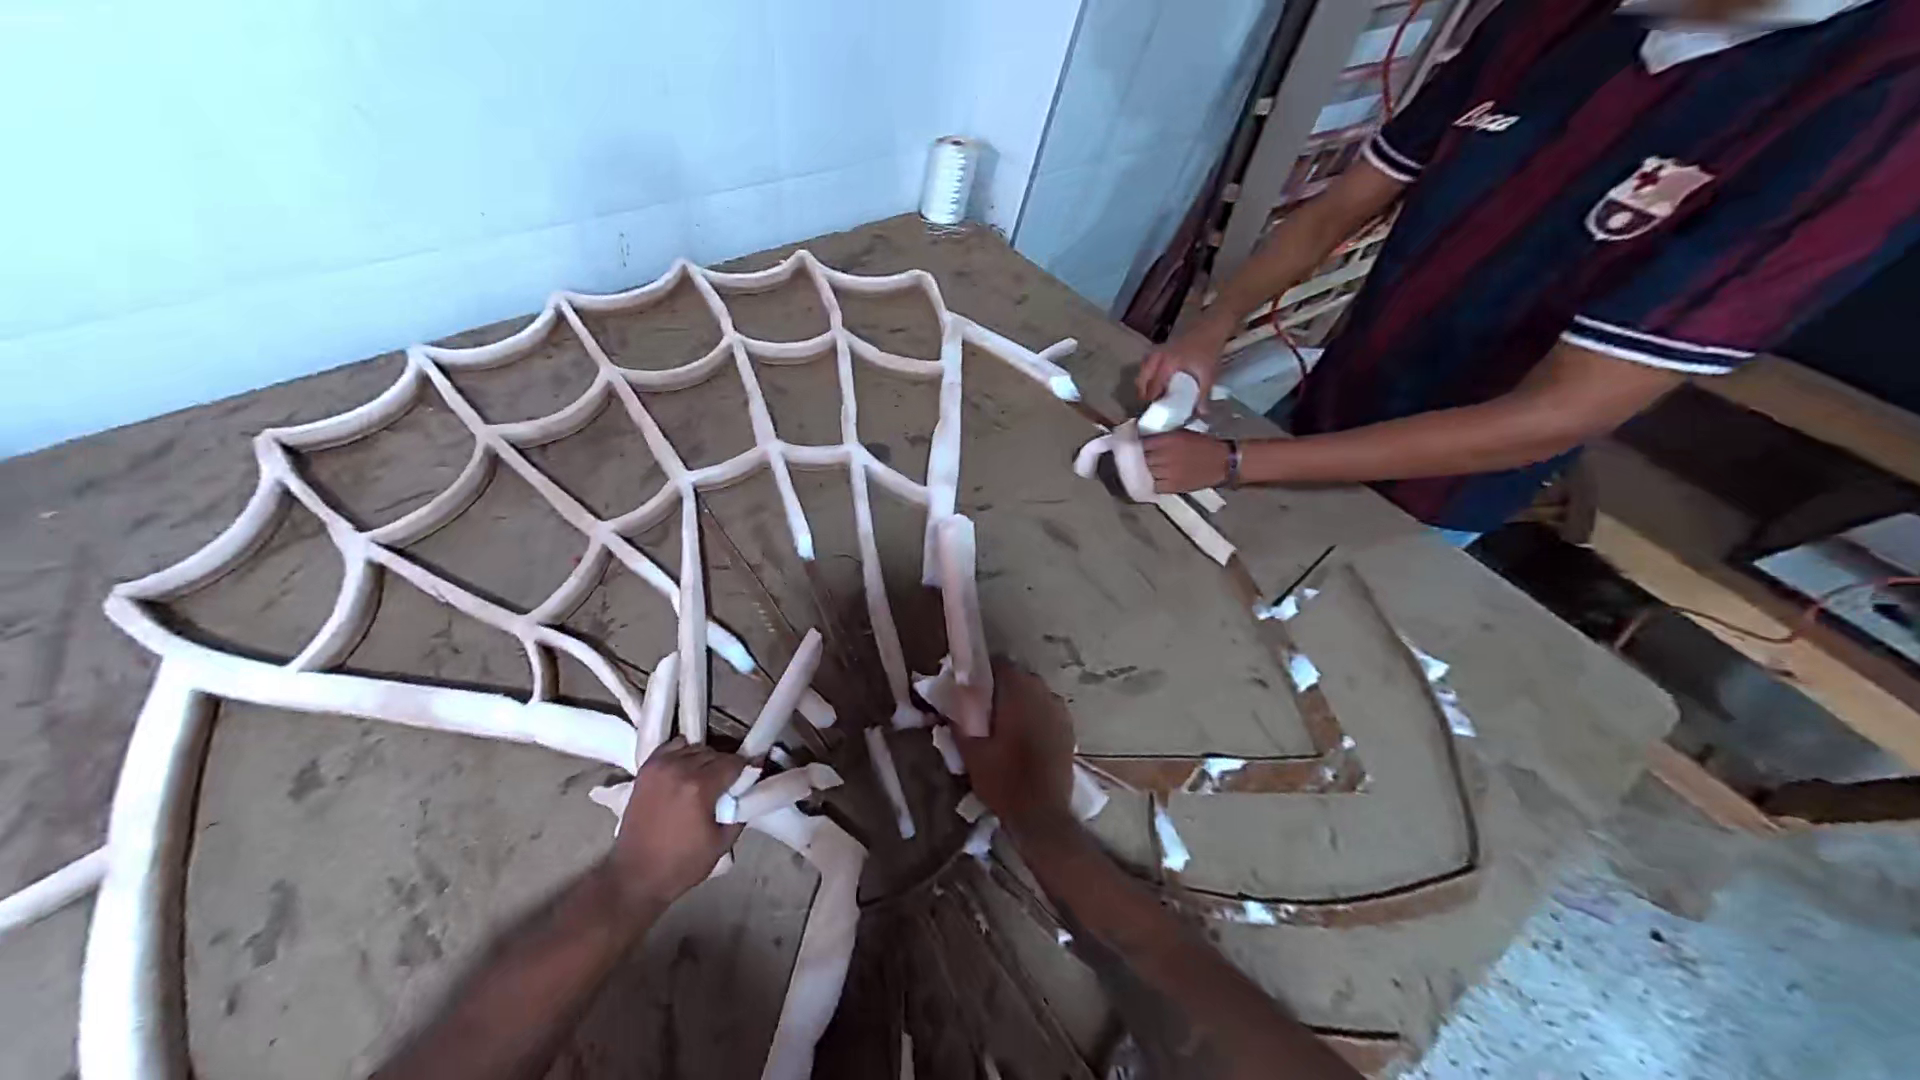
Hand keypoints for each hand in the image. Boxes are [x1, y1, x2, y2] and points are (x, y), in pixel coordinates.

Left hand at [607, 738, 745, 908]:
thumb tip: (748, 791)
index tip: (748, 780)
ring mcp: (660, 768)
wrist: (635, 875)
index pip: (733, 762)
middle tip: (726, 785)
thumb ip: (740, 810)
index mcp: (700, 787)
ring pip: (694, 748)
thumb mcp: (722, 842)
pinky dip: (683, 753)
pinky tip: (685, 769)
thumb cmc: (682, 863)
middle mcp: (680, 770)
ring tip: (704, 779)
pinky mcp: (646, 771)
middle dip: (725, 766)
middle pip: (714, 753)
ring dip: (704, 760)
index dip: (745, 770)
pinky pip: (672, 747)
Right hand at [954, 659, 1077, 830]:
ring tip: (1002, 723)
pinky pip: (1046, 710)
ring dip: (1018, 701)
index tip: (968, 689)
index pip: (999, 665)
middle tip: (982, 708)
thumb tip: (950, 702)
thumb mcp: (971, 752)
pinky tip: (1023, 736)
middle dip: (1000, 688)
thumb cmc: (1004, 780)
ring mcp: (1060, 710)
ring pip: (1034, 693)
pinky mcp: (1068, 728)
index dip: (981, 673)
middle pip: (1018, 677)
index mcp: (1018, 693)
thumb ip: (959, 721)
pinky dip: (1034, 715)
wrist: (1042, 814)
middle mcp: (1043, 693)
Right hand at [1136, 318, 1231, 412]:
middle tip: (1150, 403)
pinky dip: (1147, 372)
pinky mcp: (1159, 347)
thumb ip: (1202, 395)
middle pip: (1141, 379)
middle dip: (1143, 393)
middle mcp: (1157, 357)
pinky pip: (1146, 363)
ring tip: (1151, 392)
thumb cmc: (1209, 350)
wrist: (1212, 326)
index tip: (1155, 410)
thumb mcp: (1208, 375)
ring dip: (1144, 382)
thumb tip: (1202, 414)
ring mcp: (1157, 351)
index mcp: (1167, 364)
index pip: (1152, 387)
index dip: (1151, 400)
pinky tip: (1155, 377)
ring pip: (1142, 370)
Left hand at [1143, 431, 1230, 492]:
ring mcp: (1167, 473)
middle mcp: (1165, 456)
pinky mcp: (1172, 486)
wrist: (1223, 462)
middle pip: (1141, 459)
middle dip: (1138, 459)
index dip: (1137, 445)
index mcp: (1168, 440)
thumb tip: (1144, 439)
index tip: (1134, 446)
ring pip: (1145, 473)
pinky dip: (1151, 483)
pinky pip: (1154, 486)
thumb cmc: (1203, 445)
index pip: (1142, 443)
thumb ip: (1163, 437)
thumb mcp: (1182, 434)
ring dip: (1143, 472)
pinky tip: (1152, 481)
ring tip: (1144, 470)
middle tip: (1137, 460)